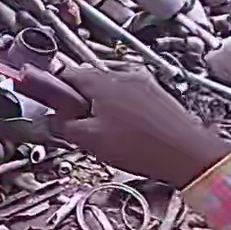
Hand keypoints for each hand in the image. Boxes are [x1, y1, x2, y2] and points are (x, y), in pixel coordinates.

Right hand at [50, 66, 230, 186]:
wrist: (190, 156)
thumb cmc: (141, 147)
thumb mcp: (87, 139)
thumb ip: (61, 125)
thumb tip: (47, 118)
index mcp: (103, 82)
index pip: (65, 73)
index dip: (49, 86)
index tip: (41, 96)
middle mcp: (124, 76)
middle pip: (86, 80)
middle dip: (73, 99)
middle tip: (69, 122)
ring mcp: (143, 84)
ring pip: (106, 90)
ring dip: (94, 105)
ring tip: (96, 131)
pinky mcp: (156, 96)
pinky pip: (125, 97)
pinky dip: (115, 110)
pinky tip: (118, 132)